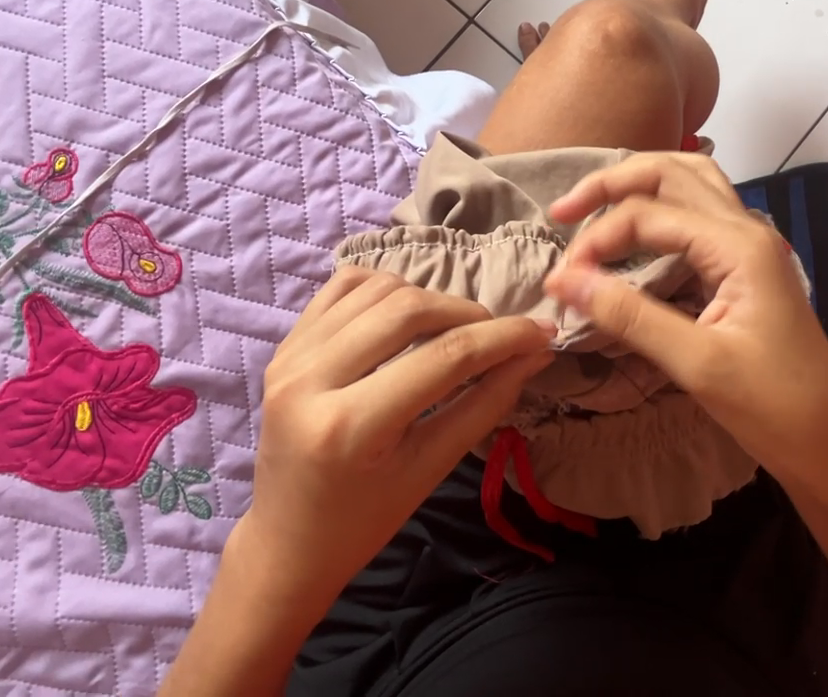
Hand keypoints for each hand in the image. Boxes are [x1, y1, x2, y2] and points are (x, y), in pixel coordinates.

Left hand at [232, 268, 554, 605]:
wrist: (289, 540)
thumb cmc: (367, 518)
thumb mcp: (432, 468)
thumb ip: (486, 403)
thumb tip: (535, 352)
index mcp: (349, 427)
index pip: (444, 357)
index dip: (502, 338)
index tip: (542, 333)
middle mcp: (310, 379)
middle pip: (409, 310)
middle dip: (468, 313)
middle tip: (498, 336)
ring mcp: (290, 355)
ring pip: (379, 288)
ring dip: (429, 298)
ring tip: (452, 330)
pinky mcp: (285, 344)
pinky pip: (344, 287)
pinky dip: (385, 287)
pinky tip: (405, 315)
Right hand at [542, 153, 827, 493]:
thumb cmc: (772, 407)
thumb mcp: (696, 363)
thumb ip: (629, 315)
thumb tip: (563, 281)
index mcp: (739, 246)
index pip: (648, 215)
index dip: (597, 240)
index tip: (561, 281)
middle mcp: (747, 229)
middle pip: (671, 172)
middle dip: (611, 184)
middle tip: (562, 212)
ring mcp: (751, 243)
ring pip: (690, 181)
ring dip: (639, 184)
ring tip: (594, 206)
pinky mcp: (747, 264)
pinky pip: (700, 212)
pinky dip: (661, 206)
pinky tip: (637, 229)